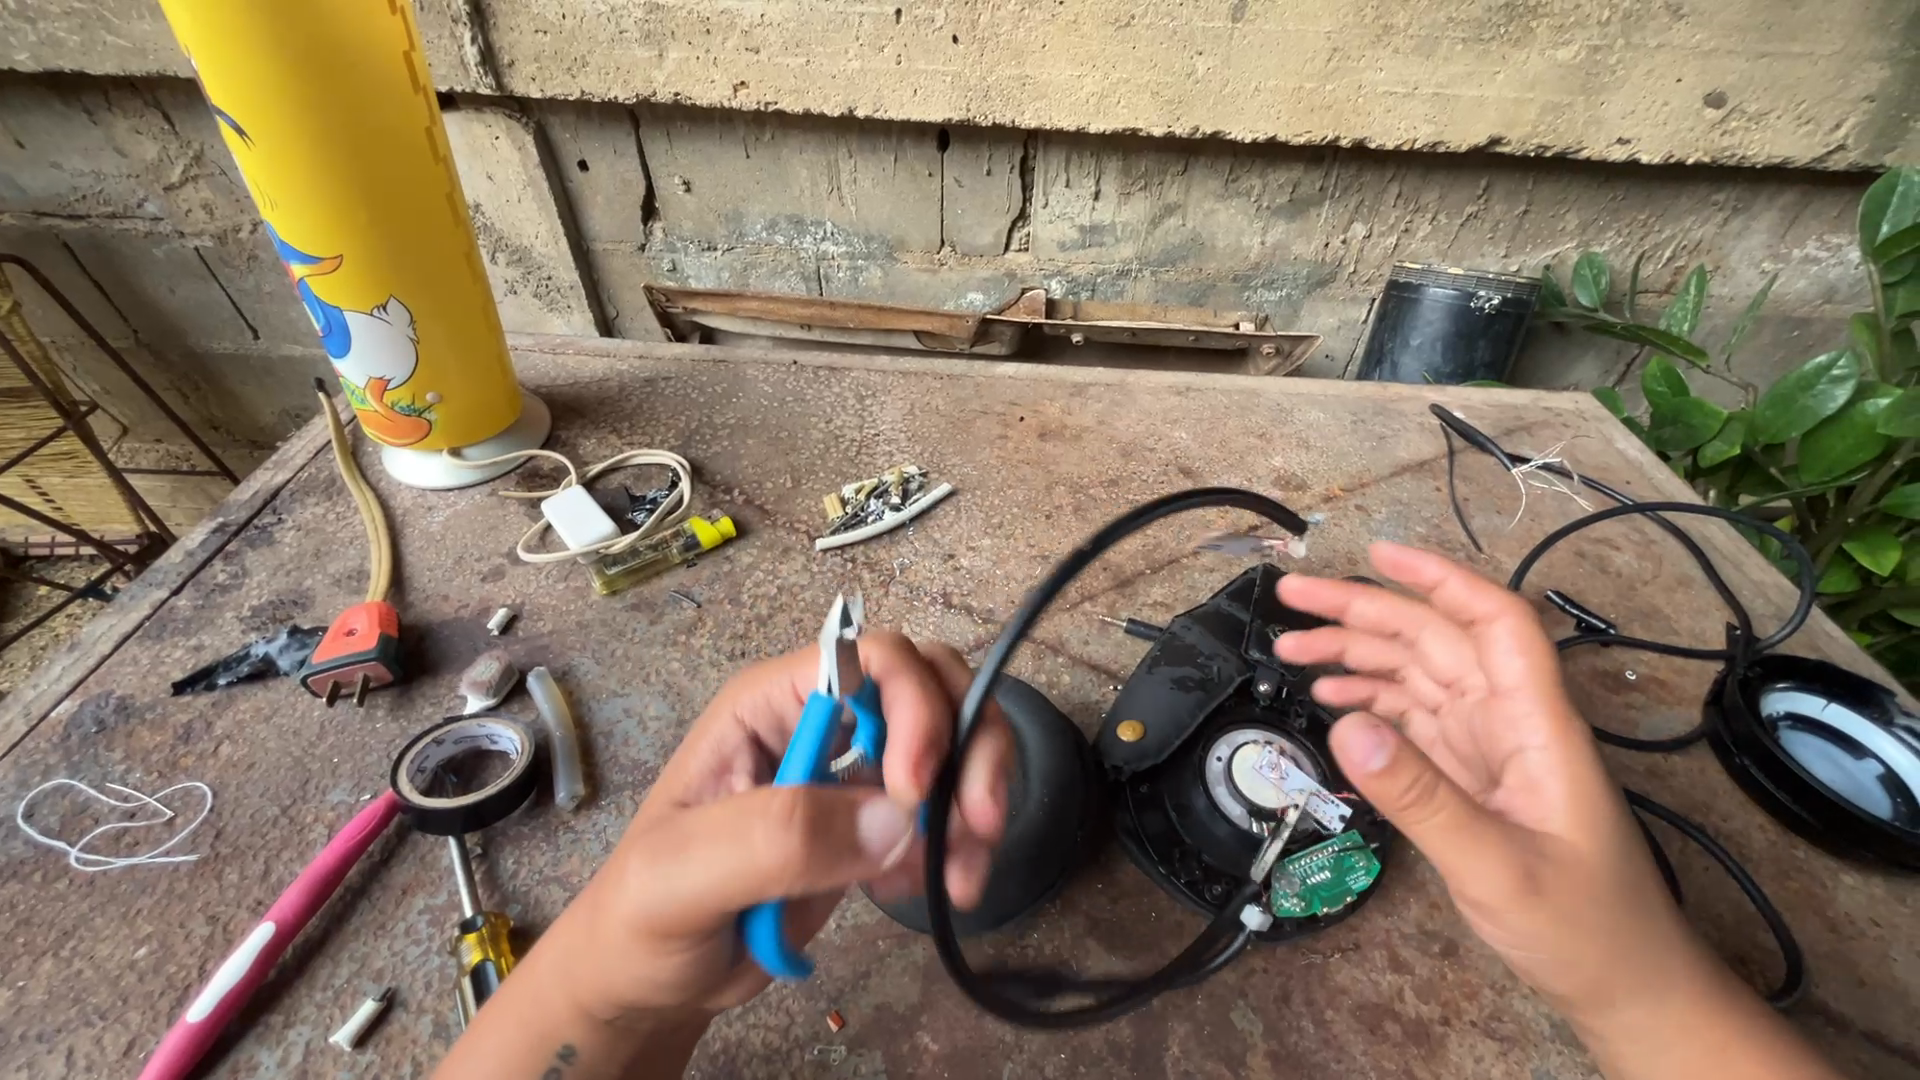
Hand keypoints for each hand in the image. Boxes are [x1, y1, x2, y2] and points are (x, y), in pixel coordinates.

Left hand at [557, 631, 1012, 1020]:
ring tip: (963, 874)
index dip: (912, 705)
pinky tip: (937, 885)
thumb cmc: (647, 914)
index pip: (868, 658)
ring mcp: (856, 766)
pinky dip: (963, 839)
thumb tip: (896, 818)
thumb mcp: (682, 876)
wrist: (659, 975)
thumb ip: (777, 837)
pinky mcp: (878, 816)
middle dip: (969, 742)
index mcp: (773, 702)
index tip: (916, 791)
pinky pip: (947, 801)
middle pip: (930, 683)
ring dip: (976, 795)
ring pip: (954, 738)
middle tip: (978, 820)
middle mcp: (825, 718)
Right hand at [1272, 542, 1709, 1025]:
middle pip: (1433, 638)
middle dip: (1361, 610)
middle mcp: (1506, 718)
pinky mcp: (1464, 768)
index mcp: (1533, 724)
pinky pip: (1408, 713)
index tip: (1376, 555)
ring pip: (1412, 671)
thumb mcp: (1496, 869)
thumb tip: (1344, 724)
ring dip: (1352, 652)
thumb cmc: (1581, 926)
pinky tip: (1328, 697)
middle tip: (1290, 598)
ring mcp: (1484, 742)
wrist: (1624, 983)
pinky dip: (1365, 697)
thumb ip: (1420, 797)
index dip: (1439, 580)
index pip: (1493, 624)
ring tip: (1290, 648)